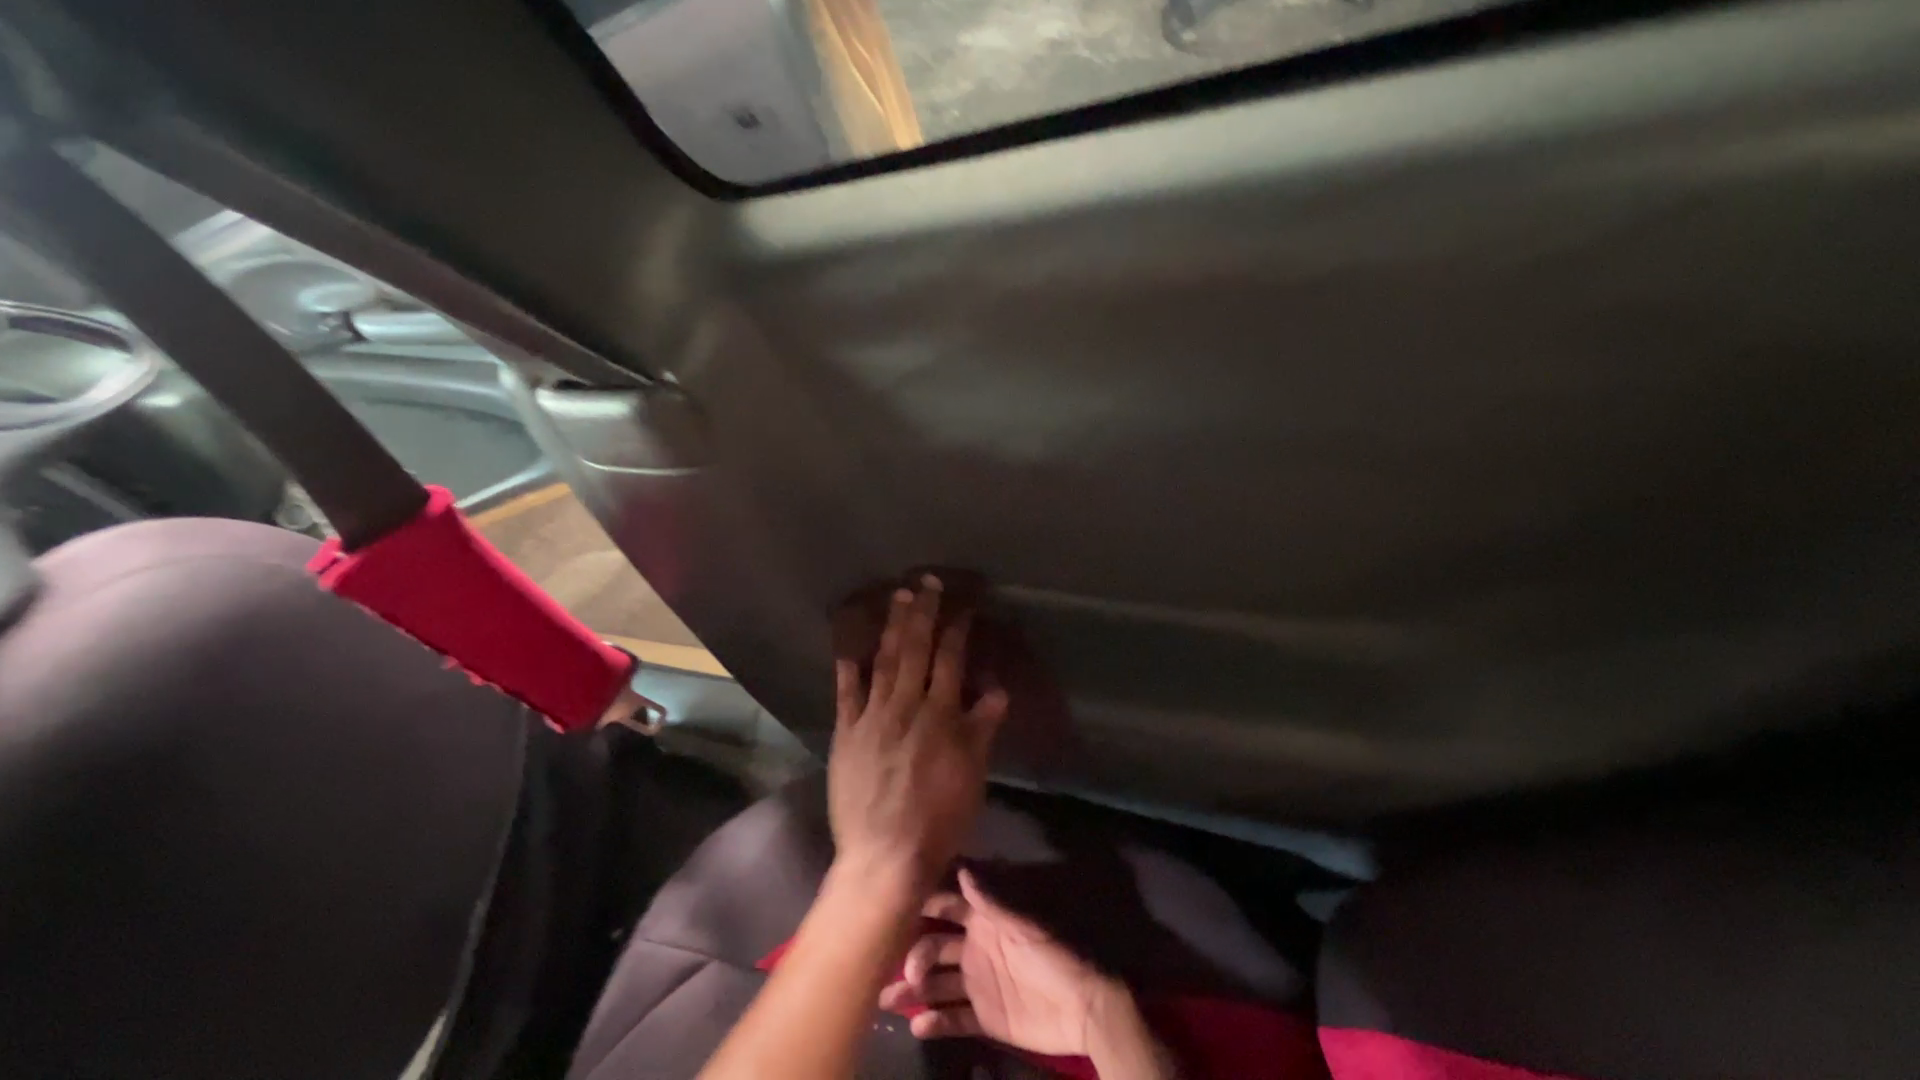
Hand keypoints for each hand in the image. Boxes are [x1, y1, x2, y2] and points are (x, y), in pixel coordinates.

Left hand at [829, 576, 1008, 894]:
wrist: (885, 853)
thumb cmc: (939, 819)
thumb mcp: (972, 776)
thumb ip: (981, 730)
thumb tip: (996, 689)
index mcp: (941, 716)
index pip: (951, 660)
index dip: (956, 628)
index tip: (962, 604)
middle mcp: (907, 706)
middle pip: (915, 649)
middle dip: (923, 613)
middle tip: (926, 580)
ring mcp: (872, 716)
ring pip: (884, 661)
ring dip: (891, 626)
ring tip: (897, 596)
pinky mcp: (846, 732)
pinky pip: (847, 690)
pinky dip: (849, 663)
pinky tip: (850, 641)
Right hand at [880, 868, 1129, 1056]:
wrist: (1085, 1008)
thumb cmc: (1054, 957)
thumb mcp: (1023, 926)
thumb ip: (992, 901)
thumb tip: (962, 867)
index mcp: (985, 922)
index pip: (946, 907)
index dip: (922, 906)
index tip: (892, 906)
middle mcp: (975, 950)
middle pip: (934, 948)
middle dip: (912, 956)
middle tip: (901, 971)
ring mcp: (978, 984)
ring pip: (936, 985)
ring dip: (913, 991)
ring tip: (887, 1000)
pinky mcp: (985, 1017)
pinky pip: (953, 1019)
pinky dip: (935, 1022)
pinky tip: (918, 1026)